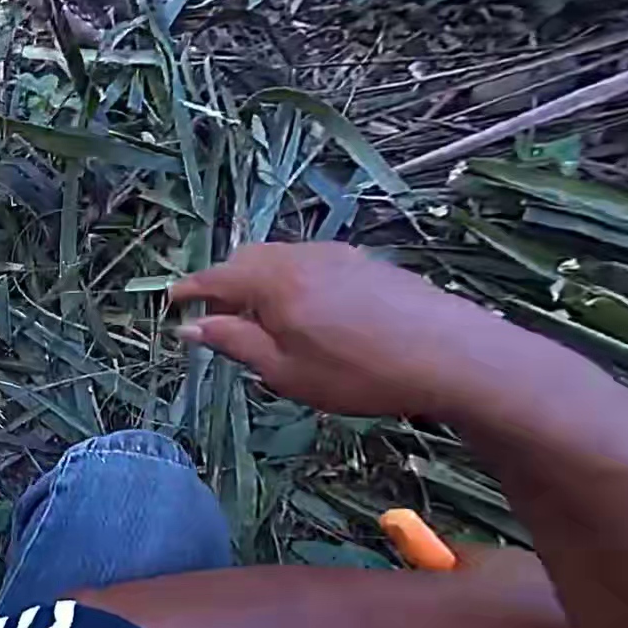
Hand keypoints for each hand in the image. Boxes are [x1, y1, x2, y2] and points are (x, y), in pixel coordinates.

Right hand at [169, 243, 565, 420]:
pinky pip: (308, 263)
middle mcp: (302, 257)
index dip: (189, 290)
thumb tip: (190, 326)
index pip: (216, 277)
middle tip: (217, 321)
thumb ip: (233, 341)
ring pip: (278, 259)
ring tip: (260, 322)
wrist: (456, 357)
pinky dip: (287, 281)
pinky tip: (303, 314)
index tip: (171, 303)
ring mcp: (338, 255)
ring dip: (256, 283)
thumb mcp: (283, 369)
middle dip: (223, 285)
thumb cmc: (356, 372)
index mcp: (274, 281)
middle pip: (246, 259)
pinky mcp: (365, 263)